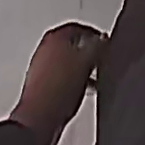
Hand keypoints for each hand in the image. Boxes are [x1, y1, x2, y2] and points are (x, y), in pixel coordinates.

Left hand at [10, 23, 106, 140]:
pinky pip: (61, 76)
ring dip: (81, 67)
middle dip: (87, 51)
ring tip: (94, 77)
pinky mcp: (40, 84)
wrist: (40, 117)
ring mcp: (41, 66)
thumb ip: (96, 48)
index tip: (104, 42)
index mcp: (55, 36)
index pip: (78, 28)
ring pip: (66, 60)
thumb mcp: (86, 63)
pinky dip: (72, 79)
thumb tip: (103, 40)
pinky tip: (81, 90)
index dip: (94, 35)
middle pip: (71, 43)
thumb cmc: (58, 88)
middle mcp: (45, 47)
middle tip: (100, 58)